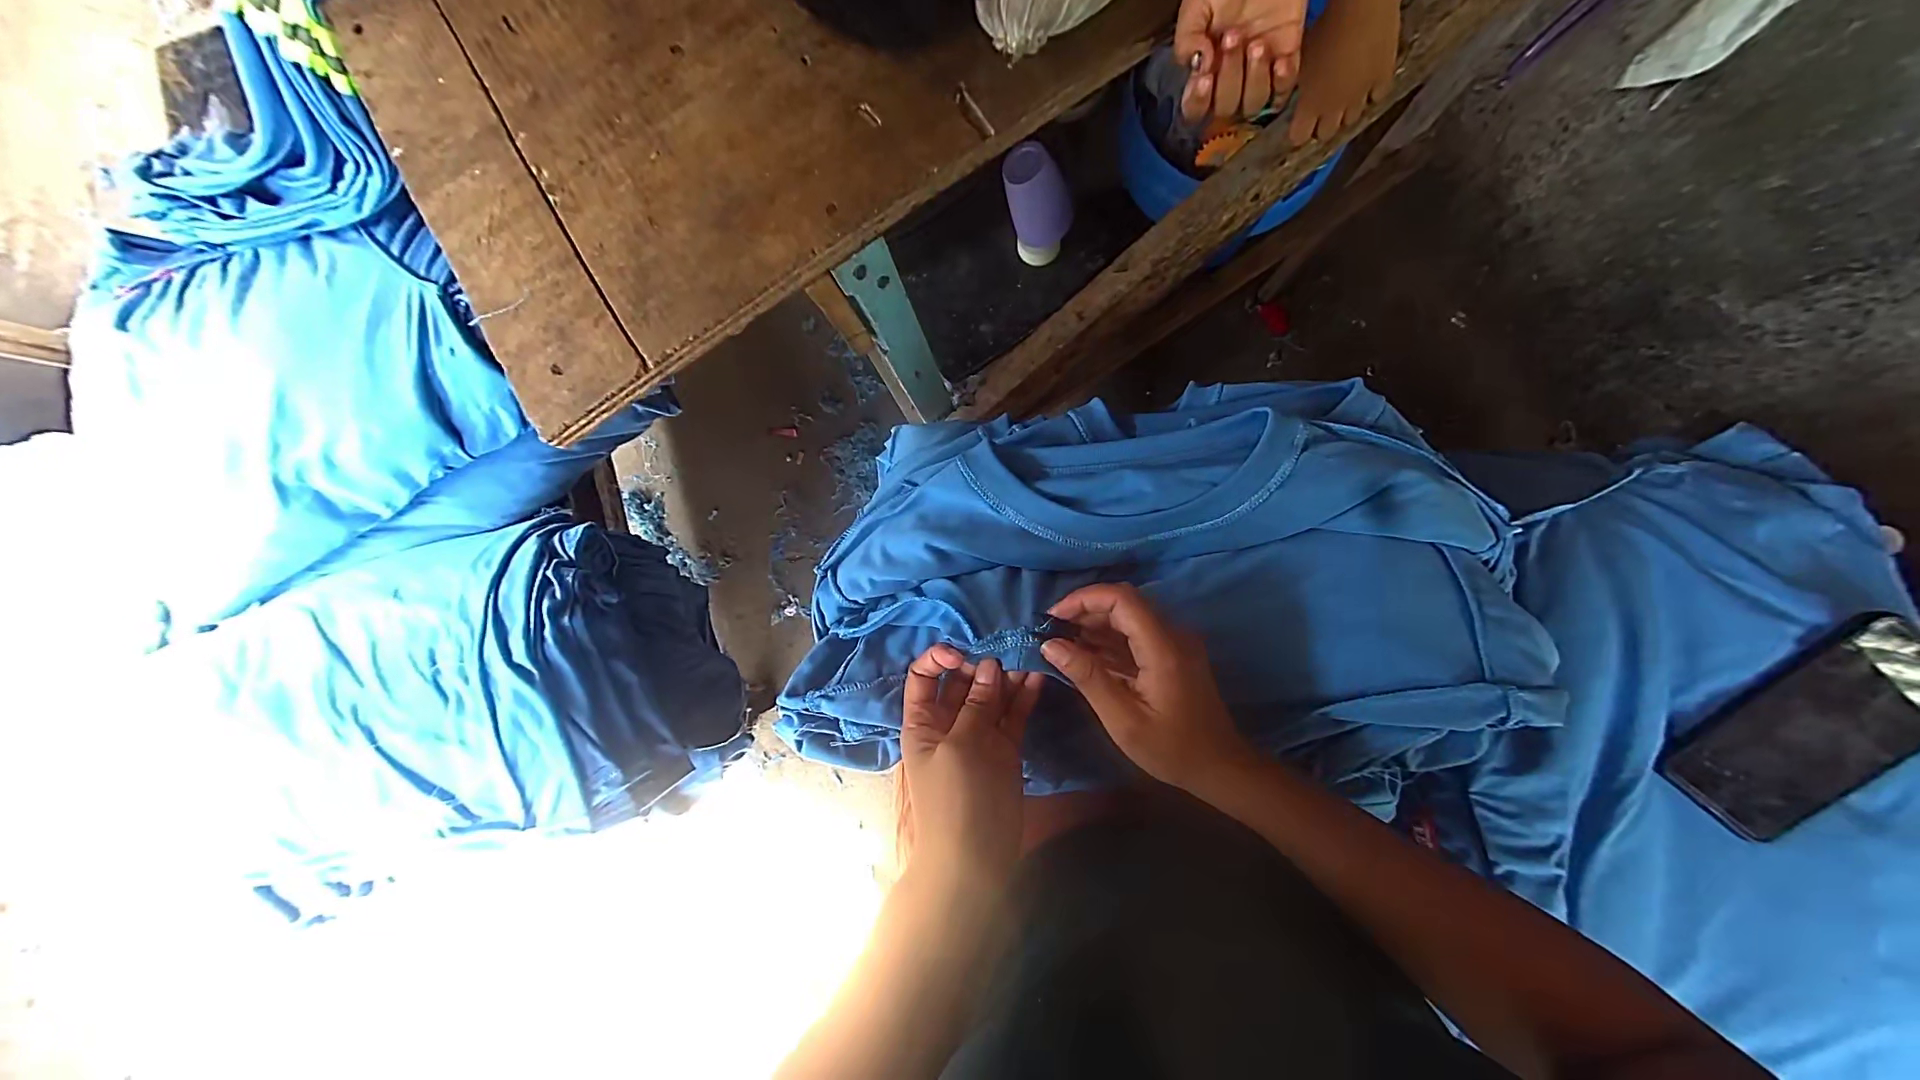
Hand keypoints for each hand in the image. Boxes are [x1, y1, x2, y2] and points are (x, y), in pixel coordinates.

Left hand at [901, 646, 1043, 887]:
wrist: (975, 859)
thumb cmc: (955, 799)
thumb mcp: (960, 747)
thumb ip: (976, 705)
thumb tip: (990, 665)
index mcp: (923, 721)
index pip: (925, 676)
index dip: (941, 659)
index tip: (965, 654)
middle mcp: (949, 723)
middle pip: (963, 682)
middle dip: (982, 664)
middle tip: (1007, 651)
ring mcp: (978, 735)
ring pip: (991, 696)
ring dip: (1007, 678)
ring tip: (1028, 661)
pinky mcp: (1004, 747)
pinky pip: (1012, 715)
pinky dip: (1024, 698)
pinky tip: (1037, 680)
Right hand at [1039, 584, 1257, 791]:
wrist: (1219, 767)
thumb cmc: (1171, 749)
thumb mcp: (1123, 719)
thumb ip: (1088, 677)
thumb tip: (1050, 645)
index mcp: (1163, 648)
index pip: (1121, 599)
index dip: (1083, 600)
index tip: (1052, 618)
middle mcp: (1173, 634)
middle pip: (1124, 602)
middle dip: (1083, 610)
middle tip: (1051, 632)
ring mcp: (1175, 642)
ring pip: (1128, 615)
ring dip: (1093, 623)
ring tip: (1061, 643)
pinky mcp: (1172, 652)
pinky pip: (1136, 632)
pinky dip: (1108, 638)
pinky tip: (1085, 655)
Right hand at [1177, 0, 1310, 120]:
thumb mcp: (1195, 5)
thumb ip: (1187, 39)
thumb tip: (1198, 66)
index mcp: (1202, 70)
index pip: (1194, 110)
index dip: (1198, 103)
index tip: (1204, 77)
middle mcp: (1228, 79)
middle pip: (1225, 110)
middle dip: (1229, 78)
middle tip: (1234, 36)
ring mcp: (1258, 71)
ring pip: (1254, 104)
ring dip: (1255, 79)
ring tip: (1257, 44)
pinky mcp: (1287, 57)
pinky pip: (1284, 89)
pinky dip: (1282, 81)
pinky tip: (1280, 60)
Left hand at [1287, 0, 1398, 144]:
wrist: (1362, 6)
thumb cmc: (1323, 28)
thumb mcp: (1299, 61)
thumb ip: (1294, 86)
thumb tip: (1286, 98)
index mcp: (1310, 105)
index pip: (1300, 137)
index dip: (1298, 133)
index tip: (1298, 125)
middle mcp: (1334, 108)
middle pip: (1326, 134)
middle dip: (1321, 127)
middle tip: (1320, 113)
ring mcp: (1360, 95)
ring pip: (1351, 120)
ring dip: (1345, 113)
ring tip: (1343, 98)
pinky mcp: (1383, 78)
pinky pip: (1376, 98)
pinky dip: (1370, 95)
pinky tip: (1365, 84)